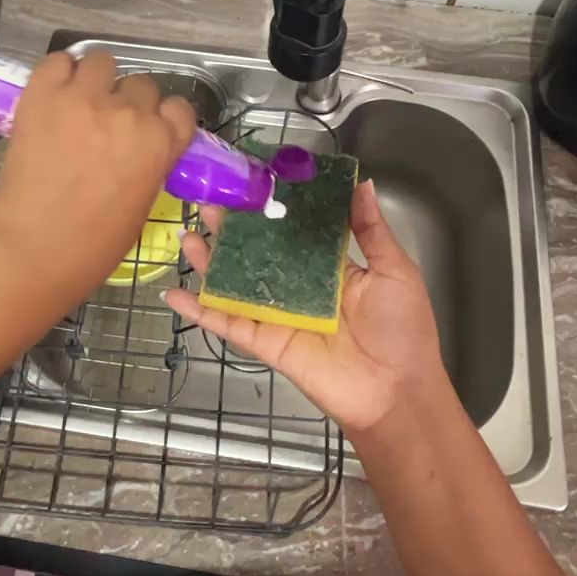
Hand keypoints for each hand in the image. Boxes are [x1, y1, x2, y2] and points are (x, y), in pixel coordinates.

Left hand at [0, 51, 195, 305]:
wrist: (31, 246)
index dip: (163, 117)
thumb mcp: (140, 206)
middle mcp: (130, 112)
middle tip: (107, 124)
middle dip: (128, 101)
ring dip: (95, 80)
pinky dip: (58, 73)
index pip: (180, 108)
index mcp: (160, 144)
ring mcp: (85, 97)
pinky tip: (53, 95)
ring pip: (102, 62)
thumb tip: (135, 154)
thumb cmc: (91, 246)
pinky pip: (58, 61)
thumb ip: (146, 167)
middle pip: (141, 84)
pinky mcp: (43, 92)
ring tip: (79, 102)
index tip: (149, 128)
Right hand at [164, 180, 445, 433]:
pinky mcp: (266, 341)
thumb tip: (362, 183)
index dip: (272, 209)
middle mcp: (300, 287)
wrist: (396, 393)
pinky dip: (201, 311)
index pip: (293, 231)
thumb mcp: (394, 271)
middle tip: (208, 203)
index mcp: (330, 267)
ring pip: (236, 284)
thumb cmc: (402, 330)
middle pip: (257, 254)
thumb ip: (371, 230)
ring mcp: (279, 314)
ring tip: (186, 237)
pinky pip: (229, 323)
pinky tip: (174, 294)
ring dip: (209, 263)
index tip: (250, 184)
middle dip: (232, 230)